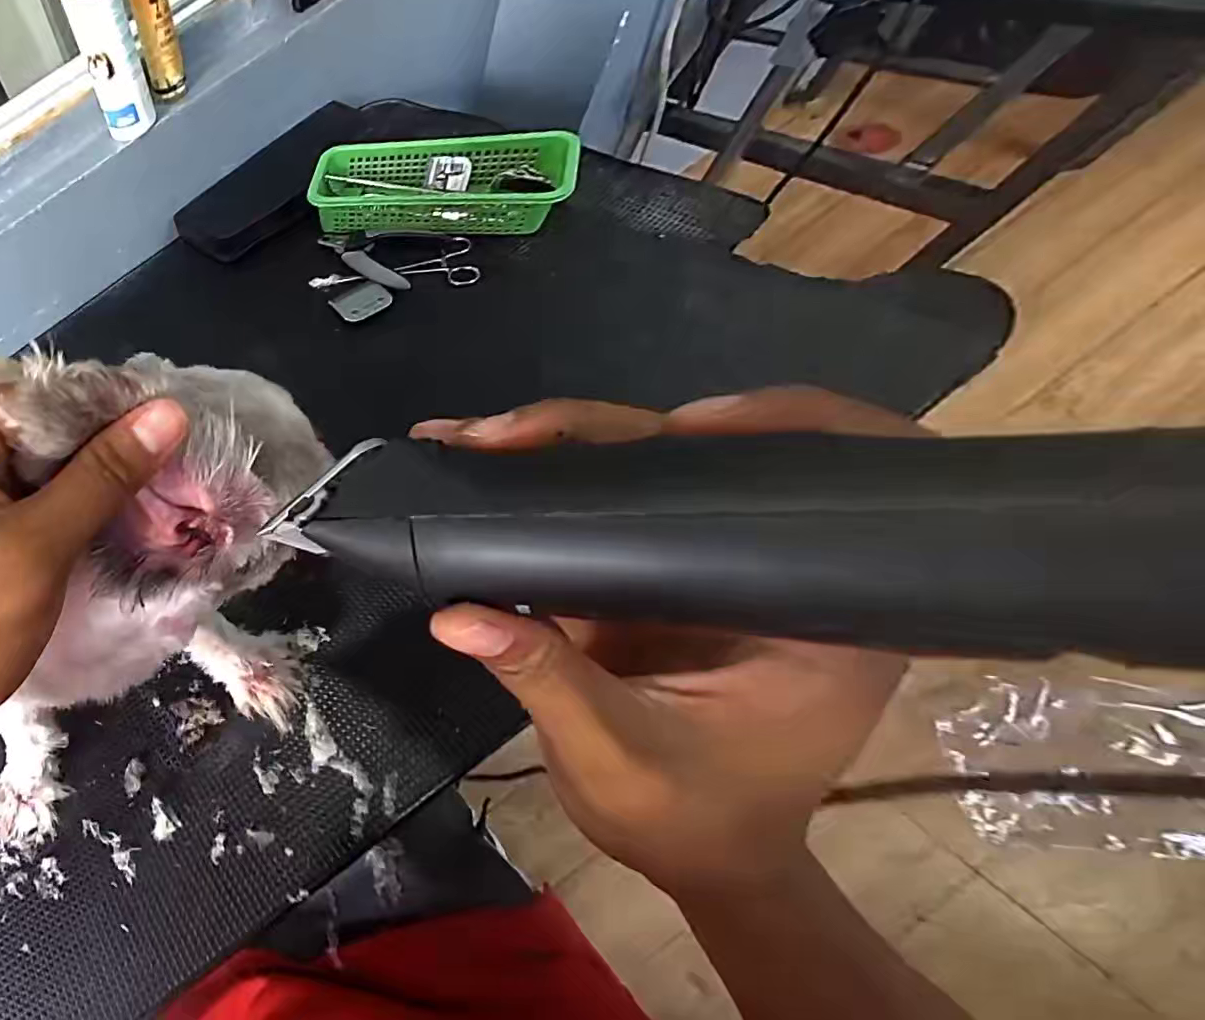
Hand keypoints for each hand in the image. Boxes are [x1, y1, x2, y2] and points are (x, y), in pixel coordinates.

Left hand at [0, 386, 186, 801]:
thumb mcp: (35, 551)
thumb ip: (105, 474)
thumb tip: (172, 410)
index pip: (46, 400)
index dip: (118, 419)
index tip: (186, 442)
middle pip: (44, 428)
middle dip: (109, 457)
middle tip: (179, 481)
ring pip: (43, 462)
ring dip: (96, 485)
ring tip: (159, 504)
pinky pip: (28, 491)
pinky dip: (72, 507)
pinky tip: (114, 522)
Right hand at [414, 387, 926, 896]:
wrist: (685, 850)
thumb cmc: (685, 819)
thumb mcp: (616, 755)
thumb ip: (543, 680)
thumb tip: (454, 617)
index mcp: (813, 609)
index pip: (821, 488)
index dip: (776, 426)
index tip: (684, 425)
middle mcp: (758, 567)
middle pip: (695, 461)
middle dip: (598, 431)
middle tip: (504, 433)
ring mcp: (690, 564)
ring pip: (632, 472)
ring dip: (553, 446)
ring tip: (475, 439)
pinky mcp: (635, 569)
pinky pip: (589, 508)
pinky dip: (535, 486)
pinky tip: (481, 468)